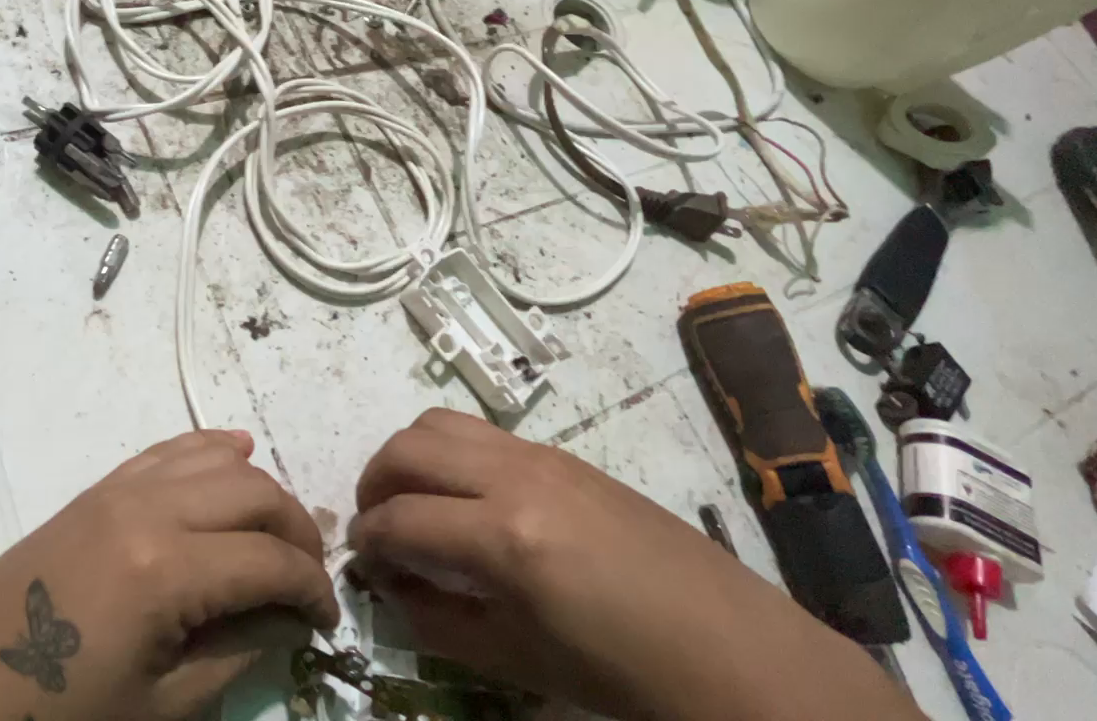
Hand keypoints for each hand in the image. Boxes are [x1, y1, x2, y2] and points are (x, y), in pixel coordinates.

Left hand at [0, 430, 336, 720]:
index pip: (271, 560)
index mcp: (166, 569)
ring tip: (280, 533)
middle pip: (254, 494)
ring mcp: (120, 489)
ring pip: (218, 462)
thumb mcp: (162, 705)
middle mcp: (150, 509)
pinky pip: (168, 450)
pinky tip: (237, 450)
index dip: (312, 588)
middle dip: (298, 532)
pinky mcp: (99, 488)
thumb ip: (237, 652)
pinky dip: (211, 448)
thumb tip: (288, 619)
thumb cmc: (61, 713)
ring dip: (262, 491)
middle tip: (310, 578)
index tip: (326, 619)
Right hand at [349, 408, 922, 720]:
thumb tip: (390, 586)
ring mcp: (543, 456)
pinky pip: (482, 433)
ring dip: (409, 458)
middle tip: (375, 526)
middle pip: (408, 448)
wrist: (734, 651)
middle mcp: (516, 477)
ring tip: (413, 503)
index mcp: (505, 537)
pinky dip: (451, 455)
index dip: (366, 543)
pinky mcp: (564, 454)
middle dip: (372, 484)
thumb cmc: (625, 674)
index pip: (398, 521)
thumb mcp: (518, 660)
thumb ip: (436, 621)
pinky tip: (468, 502)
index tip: (361, 563)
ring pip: (440, 423)